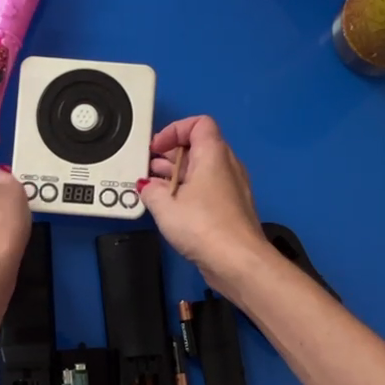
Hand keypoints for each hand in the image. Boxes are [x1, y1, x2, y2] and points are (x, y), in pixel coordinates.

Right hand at [139, 116, 276, 294]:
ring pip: (202, 170)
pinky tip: (171, 209)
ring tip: (153, 190)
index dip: (174, 130)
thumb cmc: (202, 226)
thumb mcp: (164, 206)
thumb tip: (147, 187)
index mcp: (213, 154)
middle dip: (170, 156)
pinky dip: (188, 192)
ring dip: (177, 175)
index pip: (198, 124)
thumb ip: (150, 191)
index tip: (156, 149)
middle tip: (148, 170)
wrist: (237, 261)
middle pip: (198, 147)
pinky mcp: (231, 208)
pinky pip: (208, 189)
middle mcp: (227, 165)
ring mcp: (232, 187)